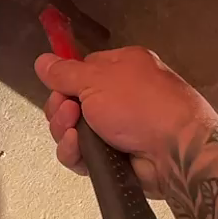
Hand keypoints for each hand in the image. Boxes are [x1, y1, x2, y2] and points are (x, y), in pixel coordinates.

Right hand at [35, 47, 217, 193]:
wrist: (176, 152)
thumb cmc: (139, 104)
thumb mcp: (97, 79)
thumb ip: (64, 72)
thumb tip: (41, 60)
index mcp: (122, 68)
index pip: (81, 72)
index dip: (65, 83)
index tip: (59, 90)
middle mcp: (119, 97)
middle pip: (70, 103)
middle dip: (61, 110)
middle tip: (69, 114)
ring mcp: (116, 130)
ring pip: (71, 131)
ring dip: (64, 131)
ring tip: (73, 133)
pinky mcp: (112, 159)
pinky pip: (80, 154)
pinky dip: (74, 152)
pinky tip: (77, 149)